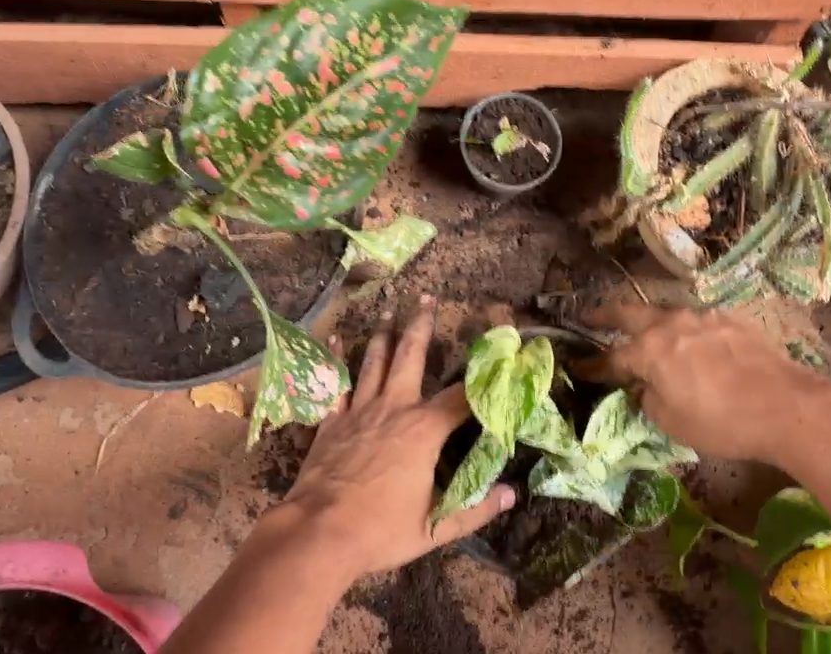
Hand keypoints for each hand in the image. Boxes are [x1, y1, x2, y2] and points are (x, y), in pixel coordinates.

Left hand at [272, 296, 516, 579]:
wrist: (318, 534)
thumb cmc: (381, 530)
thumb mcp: (436, 527)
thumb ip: (476, 509)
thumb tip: (512, 494)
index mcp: (424, 430)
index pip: (461, 397)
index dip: (481, 378)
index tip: (497, 358)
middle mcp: (394, 408)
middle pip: (411, 356)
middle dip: (421, 325)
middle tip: (426, 297)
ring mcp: (359, 411)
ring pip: (374, 361)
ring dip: (383, 334)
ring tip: (389, 309)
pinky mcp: (331, 422)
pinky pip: (336, 385)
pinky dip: (335, 361)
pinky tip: (335, 340)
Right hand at [585, 303, 830, 463]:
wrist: (786, 406)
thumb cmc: (722, 421)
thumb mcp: (672, 423)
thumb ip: (648, 400)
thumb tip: (643, 387)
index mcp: (649, 350)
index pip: (611, 356)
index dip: (593, 364)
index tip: (579, 366)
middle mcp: (670, 323)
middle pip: (629, 312)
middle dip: (606, 314)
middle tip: (590, 316)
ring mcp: (702, 317)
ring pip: (666, 312)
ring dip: (650, 321)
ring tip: (647, 331)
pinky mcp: (731, 320)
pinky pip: (698, 321)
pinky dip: (687, 330)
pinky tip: (695, 344)